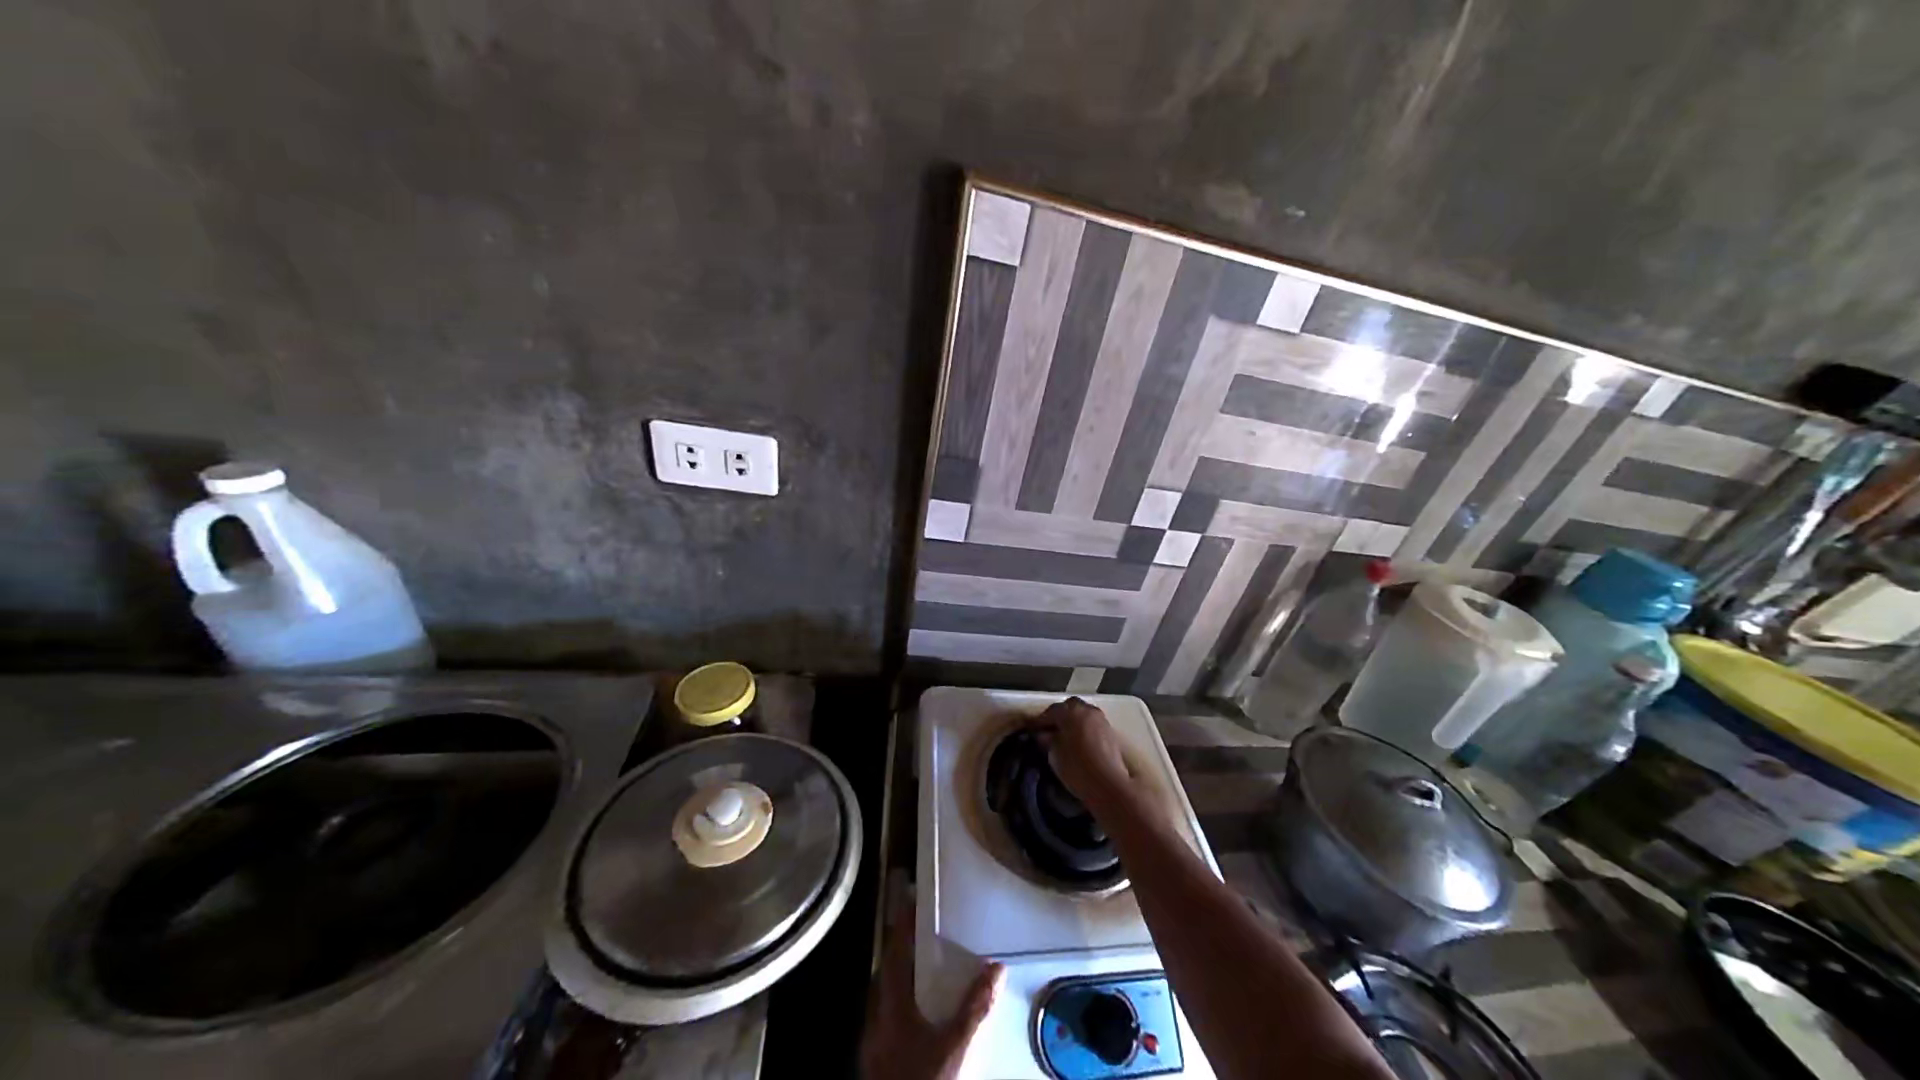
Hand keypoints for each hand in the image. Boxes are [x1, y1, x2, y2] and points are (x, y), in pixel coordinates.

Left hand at [861, 888, 1002, 1079]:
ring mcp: (871, 1036)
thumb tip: (994, 969)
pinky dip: (899, 999)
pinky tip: (915, 1008)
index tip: (910, 896)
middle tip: (921, 928)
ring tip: (922, 963)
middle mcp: (875, 1013)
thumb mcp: (954, 1047)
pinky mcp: (874, 1054)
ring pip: (883, 991)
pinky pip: (885, 1012)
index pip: (894, 950)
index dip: (902, 922)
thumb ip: (974, 1008)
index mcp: (890, 1002)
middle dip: (901, 946)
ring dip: (900, 973)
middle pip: (885, 968)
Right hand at [1031, 697, 1143, 815]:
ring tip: (1062, 736)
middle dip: (1058, 716)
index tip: (1031, 730)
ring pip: (1082, 715)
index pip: (1050, 711)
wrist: (1109, 784)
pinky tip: (1077, 741)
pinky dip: (1082, 728)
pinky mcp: (1110, 732)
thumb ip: (1046, 740)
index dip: (1039, 721)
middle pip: (1069, 708)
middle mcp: (1087, 710)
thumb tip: (1043, 734)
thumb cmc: (1076, 767)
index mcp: (1071, 711)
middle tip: (1048, 730)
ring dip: (1072, 722)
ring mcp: (1101, 719)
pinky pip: (1091, 724)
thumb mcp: (1053, 754)